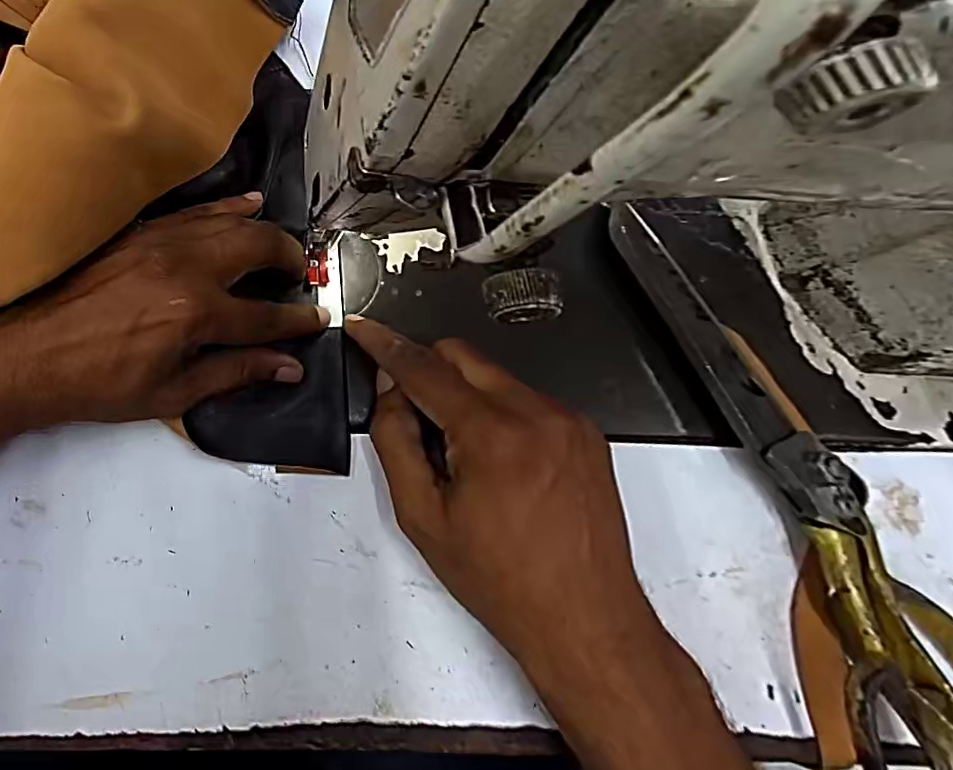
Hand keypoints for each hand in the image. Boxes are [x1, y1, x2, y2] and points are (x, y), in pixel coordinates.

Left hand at [0, 193, 327, 430]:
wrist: (24, 353)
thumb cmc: (96, 383)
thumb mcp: (169, 394)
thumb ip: (234, 372)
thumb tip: (288, 365)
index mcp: (195, 314)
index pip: (266, 314)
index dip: (297, 320)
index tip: (316, 319)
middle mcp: (186, 267)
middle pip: (258, 248)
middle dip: (290, 260)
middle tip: (300, 275)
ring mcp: (160, 240)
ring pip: (231, 221)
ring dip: (264, 230)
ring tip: (282, 244)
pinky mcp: (139, 229)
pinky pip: (195, 211)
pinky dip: (226, 208)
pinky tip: (246, 203)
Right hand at [344, 314, 649, 661]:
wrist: (586, 622)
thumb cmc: (508, 582)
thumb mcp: (422, 515)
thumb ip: (395, 440)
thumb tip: (390, 392)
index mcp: (494, 436)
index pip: (424, 367)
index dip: (385, 344)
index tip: (366, 330)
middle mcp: (537, 416)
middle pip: (459, 354)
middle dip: (425, 370)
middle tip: (413, 416)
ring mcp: (567, 420)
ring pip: (491, 374)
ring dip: (463, 395)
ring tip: (464, 456)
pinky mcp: (584, 430)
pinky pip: (524, 396)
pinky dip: (497, 410)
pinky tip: (497, 461)